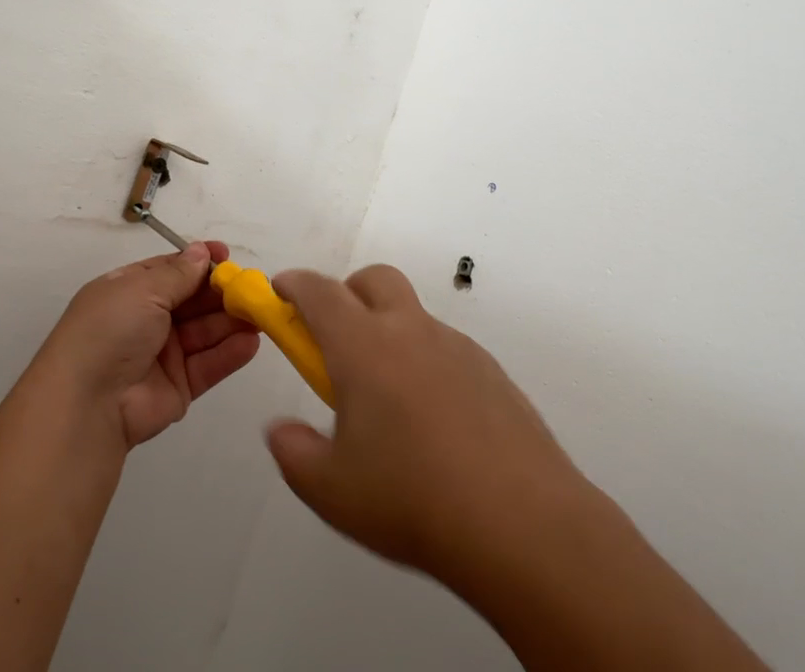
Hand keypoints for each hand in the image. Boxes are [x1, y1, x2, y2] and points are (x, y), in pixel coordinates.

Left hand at [36, 241, 261, 447]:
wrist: (89, 402)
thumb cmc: (110, 331)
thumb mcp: (141, 290)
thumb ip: (178, 273)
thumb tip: (202, 252)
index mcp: (128, 291)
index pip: (169, 271)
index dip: (198, 263)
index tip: (227, 257)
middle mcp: (145, 320)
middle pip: (192, 301)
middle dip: (221, 292)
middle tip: (253, 287)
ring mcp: (162, 355)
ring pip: (204, 332)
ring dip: (231, 321)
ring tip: (260, 314)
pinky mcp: (178, 386)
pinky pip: (208, 364)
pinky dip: (230, 353)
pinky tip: (251, 342)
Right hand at [263, 265, 591, 592]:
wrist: (524, 524)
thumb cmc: (412, 500)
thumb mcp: (328, 488)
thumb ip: (293, 450)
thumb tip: (283, 430)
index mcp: (364, 347)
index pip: (320, 292)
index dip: (293, 285)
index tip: (280, 295)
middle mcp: (412, 333)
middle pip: (374, 280)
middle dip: (345, 295)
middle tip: (333, 346)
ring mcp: (460, 350)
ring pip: (414, 318)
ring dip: (388, 335)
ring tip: (387, 406)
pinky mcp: (495, 375)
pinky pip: (447, 352)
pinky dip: (425, 365)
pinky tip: (433, 425)